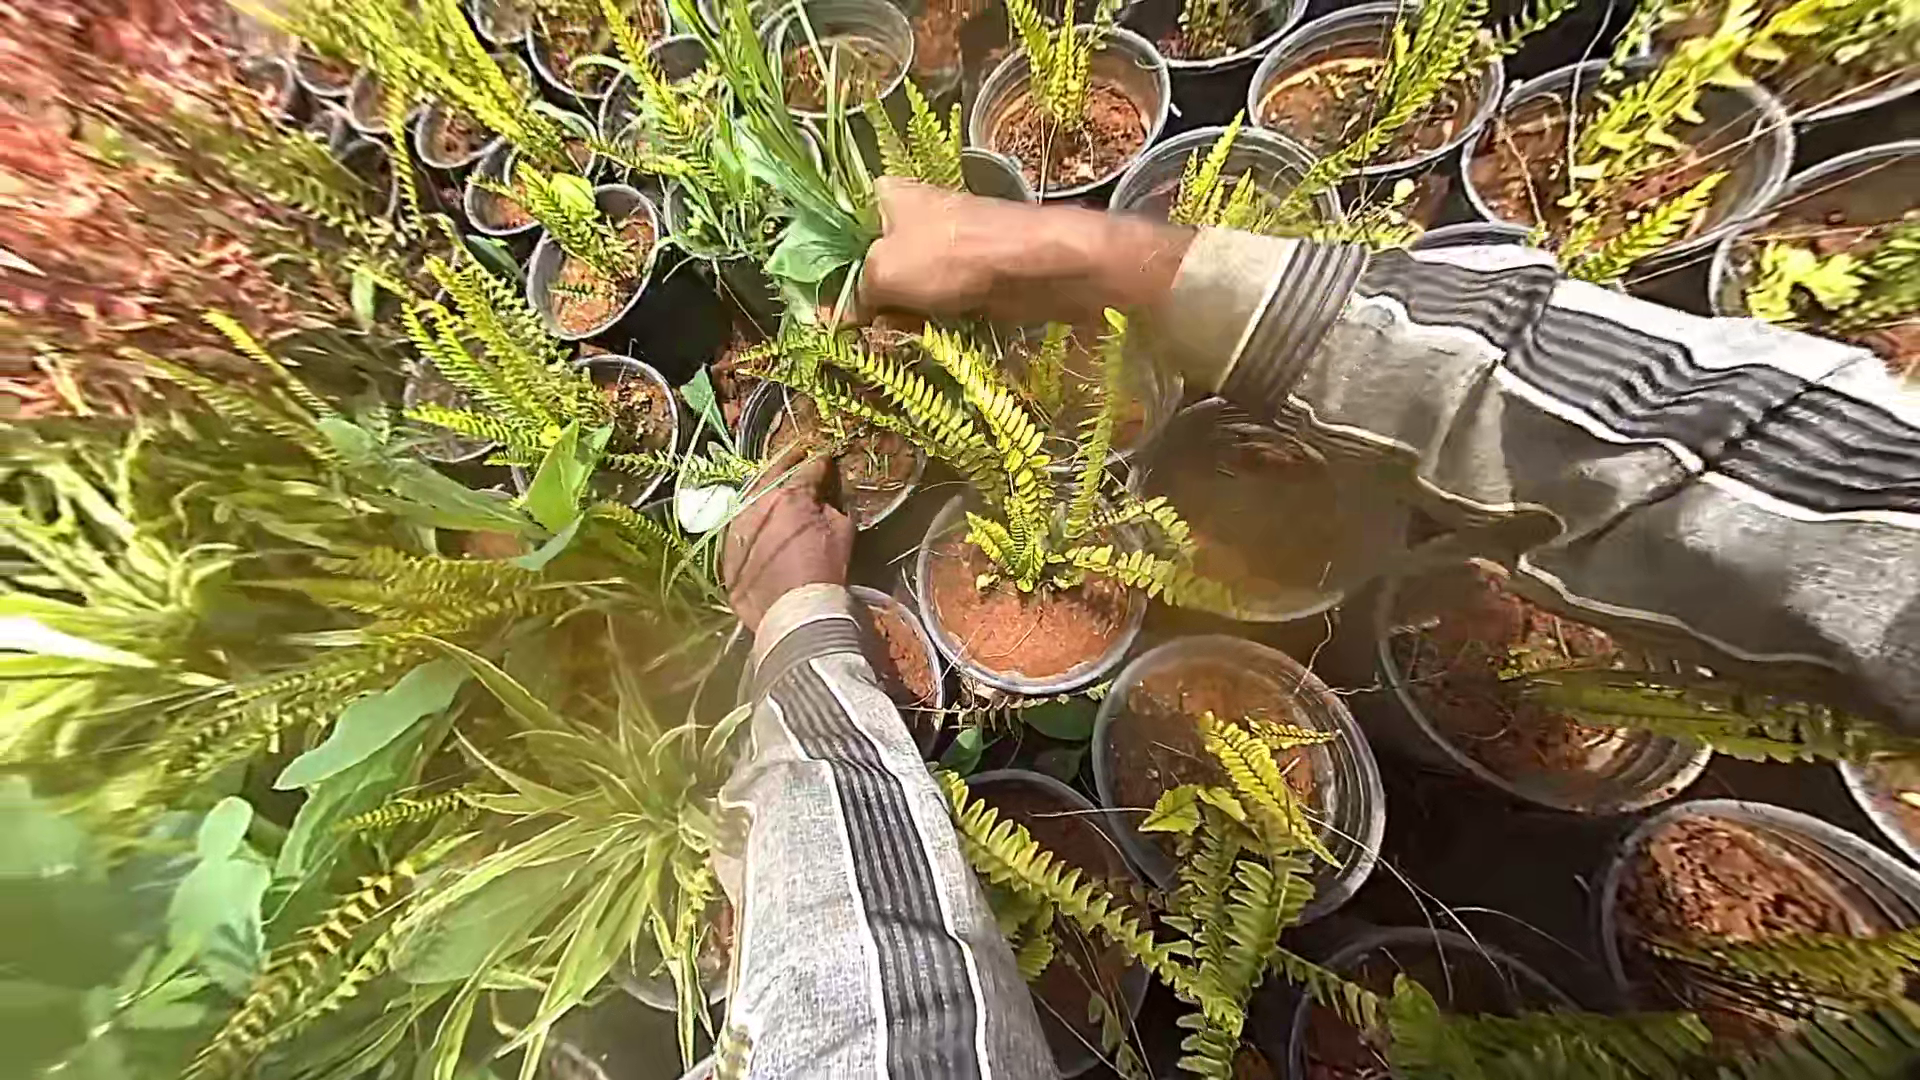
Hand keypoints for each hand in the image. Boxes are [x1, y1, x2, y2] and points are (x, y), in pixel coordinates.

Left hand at [723, 446, 854, 633]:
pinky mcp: (728, 549)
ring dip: (765, 489)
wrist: (795, 612)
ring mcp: (739, 526)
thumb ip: (832, 507)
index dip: (819, 463)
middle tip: (797, 456)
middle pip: (772, 475)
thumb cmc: (825, 571)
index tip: (825, 459)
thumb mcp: (842, 532)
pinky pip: (739, 524)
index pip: (807, 470)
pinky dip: (752, 517)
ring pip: (751, 497)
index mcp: (790, 496)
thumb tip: (823, 499)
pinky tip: (761, 518)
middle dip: (787, 464)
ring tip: (776, 486)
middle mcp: (758, 504)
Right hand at [855, 178, 1193, 326]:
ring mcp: (934, 246)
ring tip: (906, 324)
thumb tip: (831, 319)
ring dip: (896, 315)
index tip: (821, 307)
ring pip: (896, 290)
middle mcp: (904, 216)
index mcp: (879, 196)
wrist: (1026, 266)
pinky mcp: (957, 274)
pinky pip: (925, 301)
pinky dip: (923, 318)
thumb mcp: (884, 272)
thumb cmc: (949, 256)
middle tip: (865, 324)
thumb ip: (853, 295)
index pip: (834, 232)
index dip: (825, 272)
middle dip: (865, 300)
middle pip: (865, 266)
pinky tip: (928, 327)